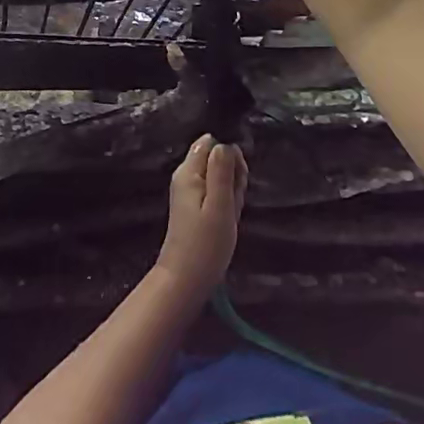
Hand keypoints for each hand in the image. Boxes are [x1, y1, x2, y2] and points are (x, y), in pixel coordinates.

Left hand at [154, 134, 246, 296]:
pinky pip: (216, 193)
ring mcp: (190, 191)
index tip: (237, 180)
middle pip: (216, 158)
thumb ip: (221, 172)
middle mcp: (186, 176)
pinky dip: (226, 204)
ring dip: (231, 192)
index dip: (229, 156)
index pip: (212, 142)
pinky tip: (227, 221)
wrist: (186, 281)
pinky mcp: (196, 206)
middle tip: (233, 202)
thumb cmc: (205, 245)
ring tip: (229, 215)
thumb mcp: (219, 206)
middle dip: (232, 176)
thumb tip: (225, 143)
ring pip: (219, 176)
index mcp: (188, 171)